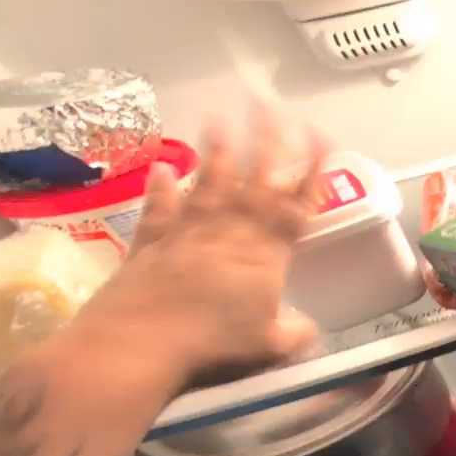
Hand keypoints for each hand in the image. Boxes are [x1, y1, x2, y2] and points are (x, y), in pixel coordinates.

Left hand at [71, 104, 325, 390]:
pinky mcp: (148, 245)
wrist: (133, 348)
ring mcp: (185, 235)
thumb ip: (295, 330)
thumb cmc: (214, 346)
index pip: (296, 206)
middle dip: (266, 143)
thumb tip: (305, 325)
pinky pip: (159, 208)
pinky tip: (162, 167)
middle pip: (253, 181)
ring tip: (221, 118)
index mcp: (266, 256)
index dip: (311, 172)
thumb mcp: (274, 345)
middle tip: (271, 107)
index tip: (322, 140)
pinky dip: (162, 187)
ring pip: (207, 185)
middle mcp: (227, 234)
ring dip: (217, 151)